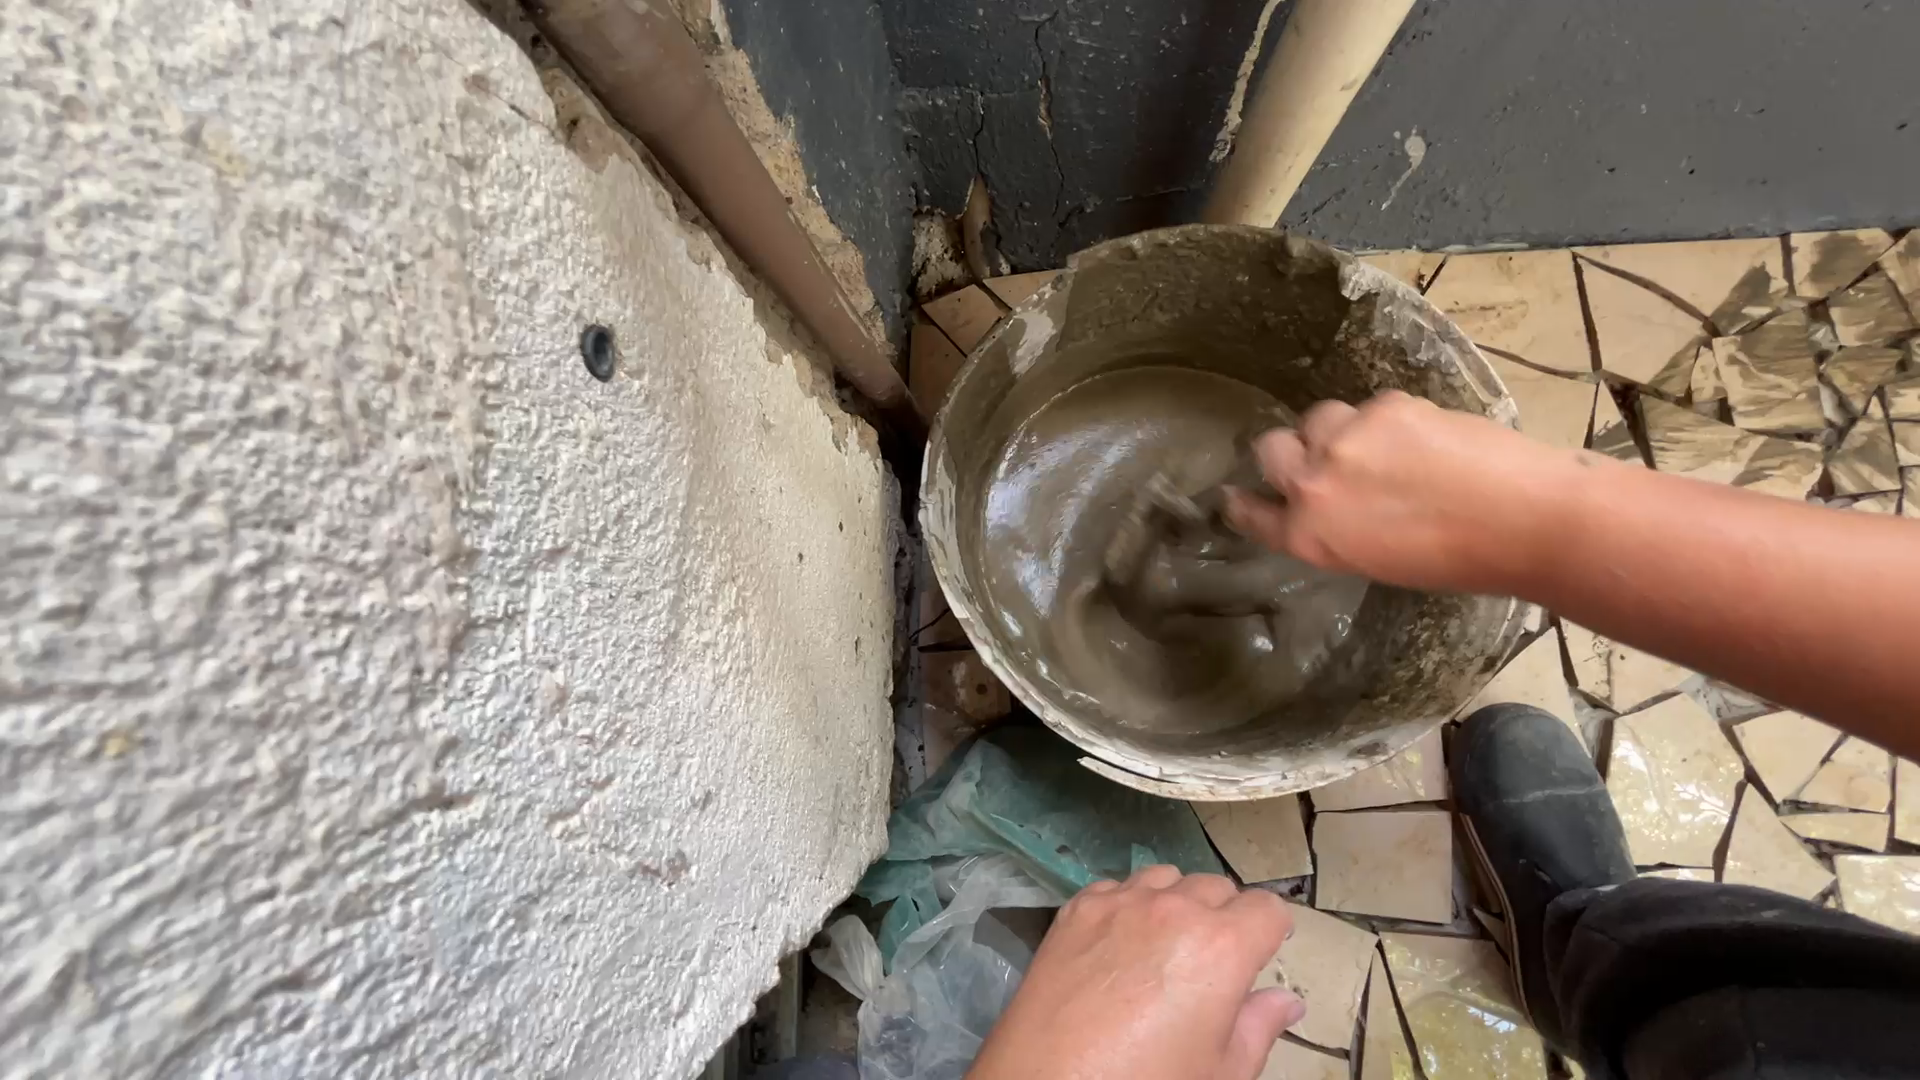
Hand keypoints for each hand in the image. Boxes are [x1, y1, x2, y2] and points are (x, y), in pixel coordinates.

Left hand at [967, 865, 1303, 1079]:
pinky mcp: (1079, 904)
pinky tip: (1120, 944)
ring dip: (1176, 901)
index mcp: (1220, 945)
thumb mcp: (1219, 1072)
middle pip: (1217, 886)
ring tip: (1165, 948)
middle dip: (1225, 916)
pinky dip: (1129, 904)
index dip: (1271, 930)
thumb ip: (1259, 1027)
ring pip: (1166, 877)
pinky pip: (1117, 886)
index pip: (1267, 908)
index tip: (1261, 953)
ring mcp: (1120, 900)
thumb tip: (1286, 999)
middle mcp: (1172, 907)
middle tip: (1212, 963)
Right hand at [1225, 391, 1579, 592]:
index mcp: (1306, 534)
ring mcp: (1345, 440)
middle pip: (1268, 449)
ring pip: (1318, 419)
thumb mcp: (1368, 558)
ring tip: (1377, 446)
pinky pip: (1369, 409)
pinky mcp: (1385, 408)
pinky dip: (1387, 422)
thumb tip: (1322, 503)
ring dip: (1335, 430)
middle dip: (1286, 453)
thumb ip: (1328, 528)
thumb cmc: (1452, 559)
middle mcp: (1311, 484)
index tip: (1239, 494)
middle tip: (1320, 460)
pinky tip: (1421, 439)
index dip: (1243, 501)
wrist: (1526, 519)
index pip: (1250, 511)